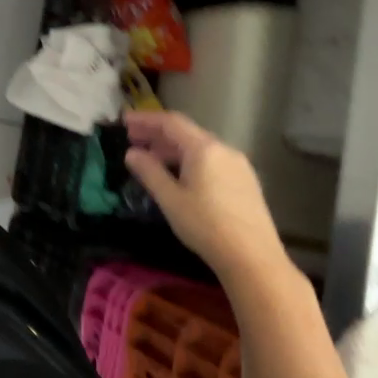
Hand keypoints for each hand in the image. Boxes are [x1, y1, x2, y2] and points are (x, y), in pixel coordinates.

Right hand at [122, 110, 288, 281]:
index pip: (171, 122)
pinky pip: (212, 160)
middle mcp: (224, 150)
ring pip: (200, 147)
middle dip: (157, 133)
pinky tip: (179, 175)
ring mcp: (238, 166)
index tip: (123, 121)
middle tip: (132, 139)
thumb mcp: (169, 198)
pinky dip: (189, 159)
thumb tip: (132, 153)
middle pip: (186, 132)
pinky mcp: (245, 181)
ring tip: (151, 158)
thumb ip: (149, 171)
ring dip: (172, 148)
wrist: (253, 257)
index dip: (145, 119)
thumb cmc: (205, 225)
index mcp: (204, 149)